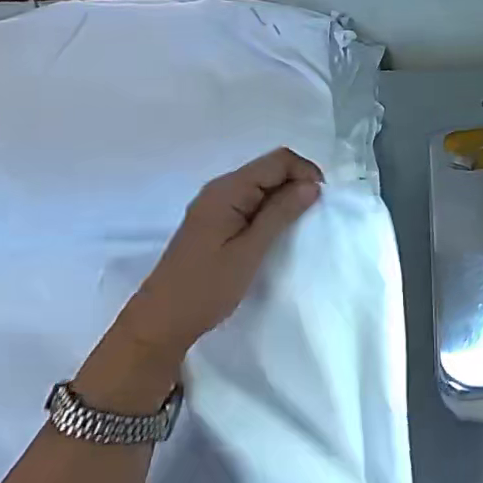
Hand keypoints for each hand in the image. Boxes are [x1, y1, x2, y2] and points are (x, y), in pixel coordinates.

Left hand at [118, 147, 324, 358]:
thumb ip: (280, 214)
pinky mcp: (215, 221)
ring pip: (261, 185)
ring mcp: (215, 205)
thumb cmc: (206, 287)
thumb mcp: (250, 251)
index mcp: (227, 190)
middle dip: (297, 184)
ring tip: (298, 226)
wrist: (161, 322)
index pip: (277, 160)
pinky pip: (250, 201)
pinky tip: (276, 232)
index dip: (305, 172)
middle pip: (269, 169)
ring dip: (285, 198)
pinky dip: (270, 210)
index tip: (321, 201)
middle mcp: (220, 189)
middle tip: (313, 216)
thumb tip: (312, 185)